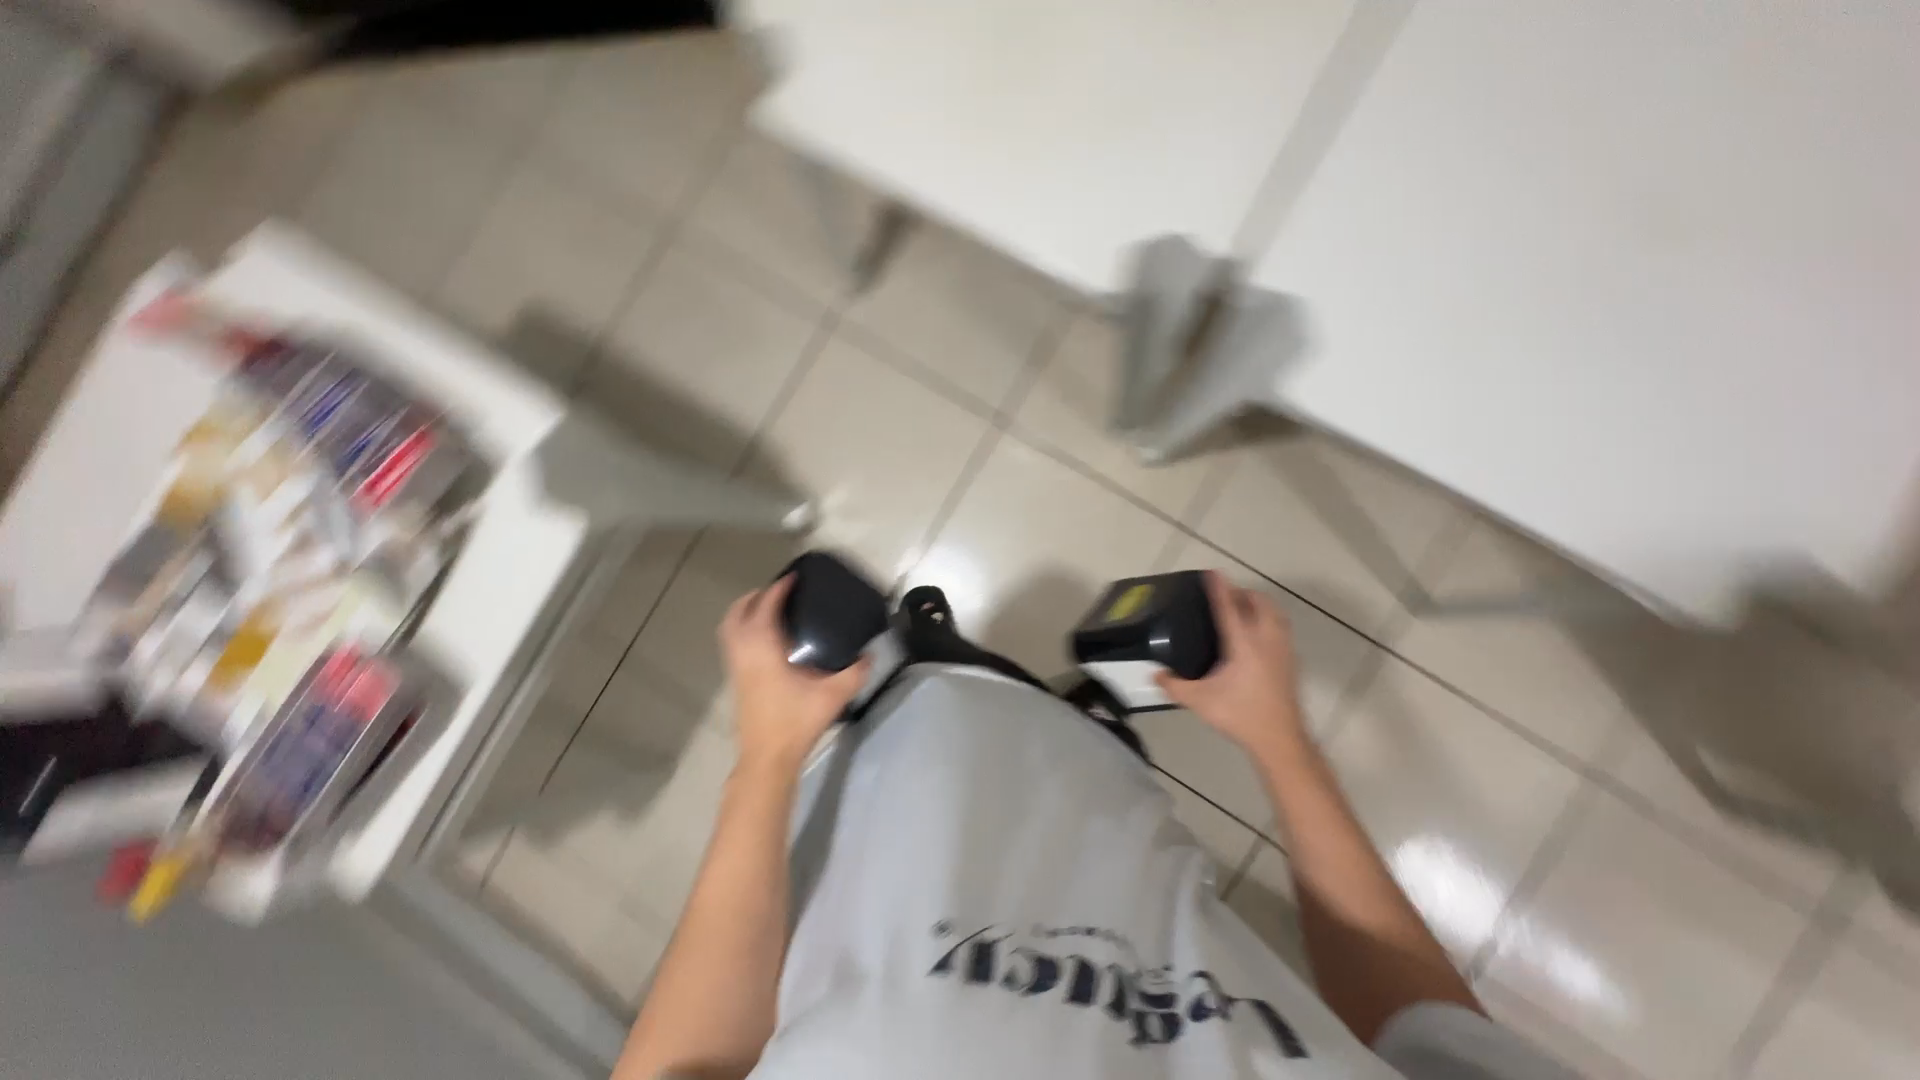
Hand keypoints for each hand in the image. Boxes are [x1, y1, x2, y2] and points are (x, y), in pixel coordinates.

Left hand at [719, 574, 872, 773]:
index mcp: (764, 649)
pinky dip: (744, 631)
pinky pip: (733, 644)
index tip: (794, 579)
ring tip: (769, 610)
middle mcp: (744, 653)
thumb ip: (854, 673)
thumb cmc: (796, 722)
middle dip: (755, 597)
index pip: (765, 608)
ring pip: (730, 629)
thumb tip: (871, 655)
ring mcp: (736, 668)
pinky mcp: (737, 681)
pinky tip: (767, 641)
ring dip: (745, 613)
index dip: (778, 590)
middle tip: (778, 592)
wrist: (767, 758)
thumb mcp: (833, 696)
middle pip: (738, 613)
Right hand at [1155, 571, 1307, 764]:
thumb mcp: (1199, 701)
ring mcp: (1282, 650)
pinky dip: (1270, 621)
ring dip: (1260, 605)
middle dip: (1244, 593)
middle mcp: (1265, 640)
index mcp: (1243, 644)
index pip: (1229, 608)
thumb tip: (1155, 674)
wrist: (1280, 739)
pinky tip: (1259, 635)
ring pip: (1275, 614)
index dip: (1219, 589)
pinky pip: (1281, 629)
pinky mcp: (1291, 661)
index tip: (1212, 572)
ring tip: (1244, 608)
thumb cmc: (1239, 715)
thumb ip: (1174, 686)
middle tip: (1227, 595)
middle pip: (1259, 603)